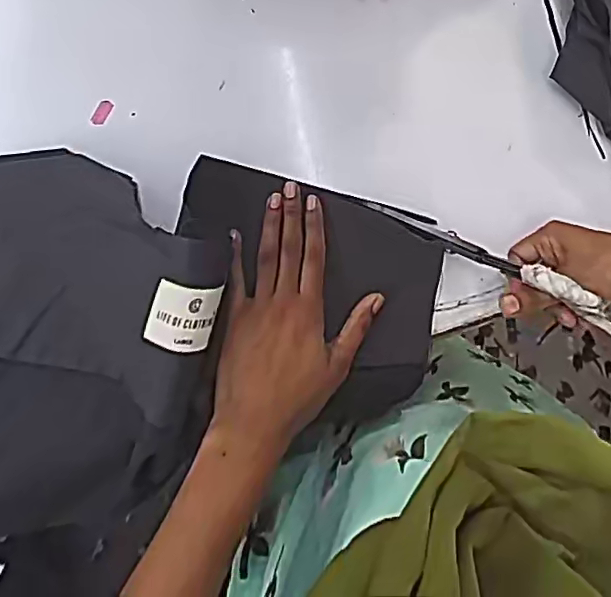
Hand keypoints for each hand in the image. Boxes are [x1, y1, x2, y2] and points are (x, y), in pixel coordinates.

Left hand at [211, 181, 380, 458]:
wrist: (252, 422)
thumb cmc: (294, 398)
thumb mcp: (337, 365)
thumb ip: (357, 327)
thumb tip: (375, 300)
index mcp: (308, 310)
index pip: (313, 257)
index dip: (314, 227)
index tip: (313, 205)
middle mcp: (282, 302)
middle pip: (289, 248)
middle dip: (291, 215)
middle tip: (290, 189)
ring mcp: (256, 307)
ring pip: (265, 256)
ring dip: (269, 226)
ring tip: (271, 201)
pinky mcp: (234, 318)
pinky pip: (236, 279)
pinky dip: (235, 256)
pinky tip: (235, 236)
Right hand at [500, 221, 610, 327]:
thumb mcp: (569, 287)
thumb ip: (536, 295)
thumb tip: (511, 302)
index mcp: (550, 236)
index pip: (517, 261)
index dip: (520, 285)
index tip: (526, 303)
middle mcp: (561, 244)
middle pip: (535, 277)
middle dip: (547, 298)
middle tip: (559, 306)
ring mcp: (576, 259)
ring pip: (554, 289)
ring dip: (564, 306)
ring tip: (578, 310)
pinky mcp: (589, 273)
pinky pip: (572, 292)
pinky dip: (578, 305)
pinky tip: (588, 311)